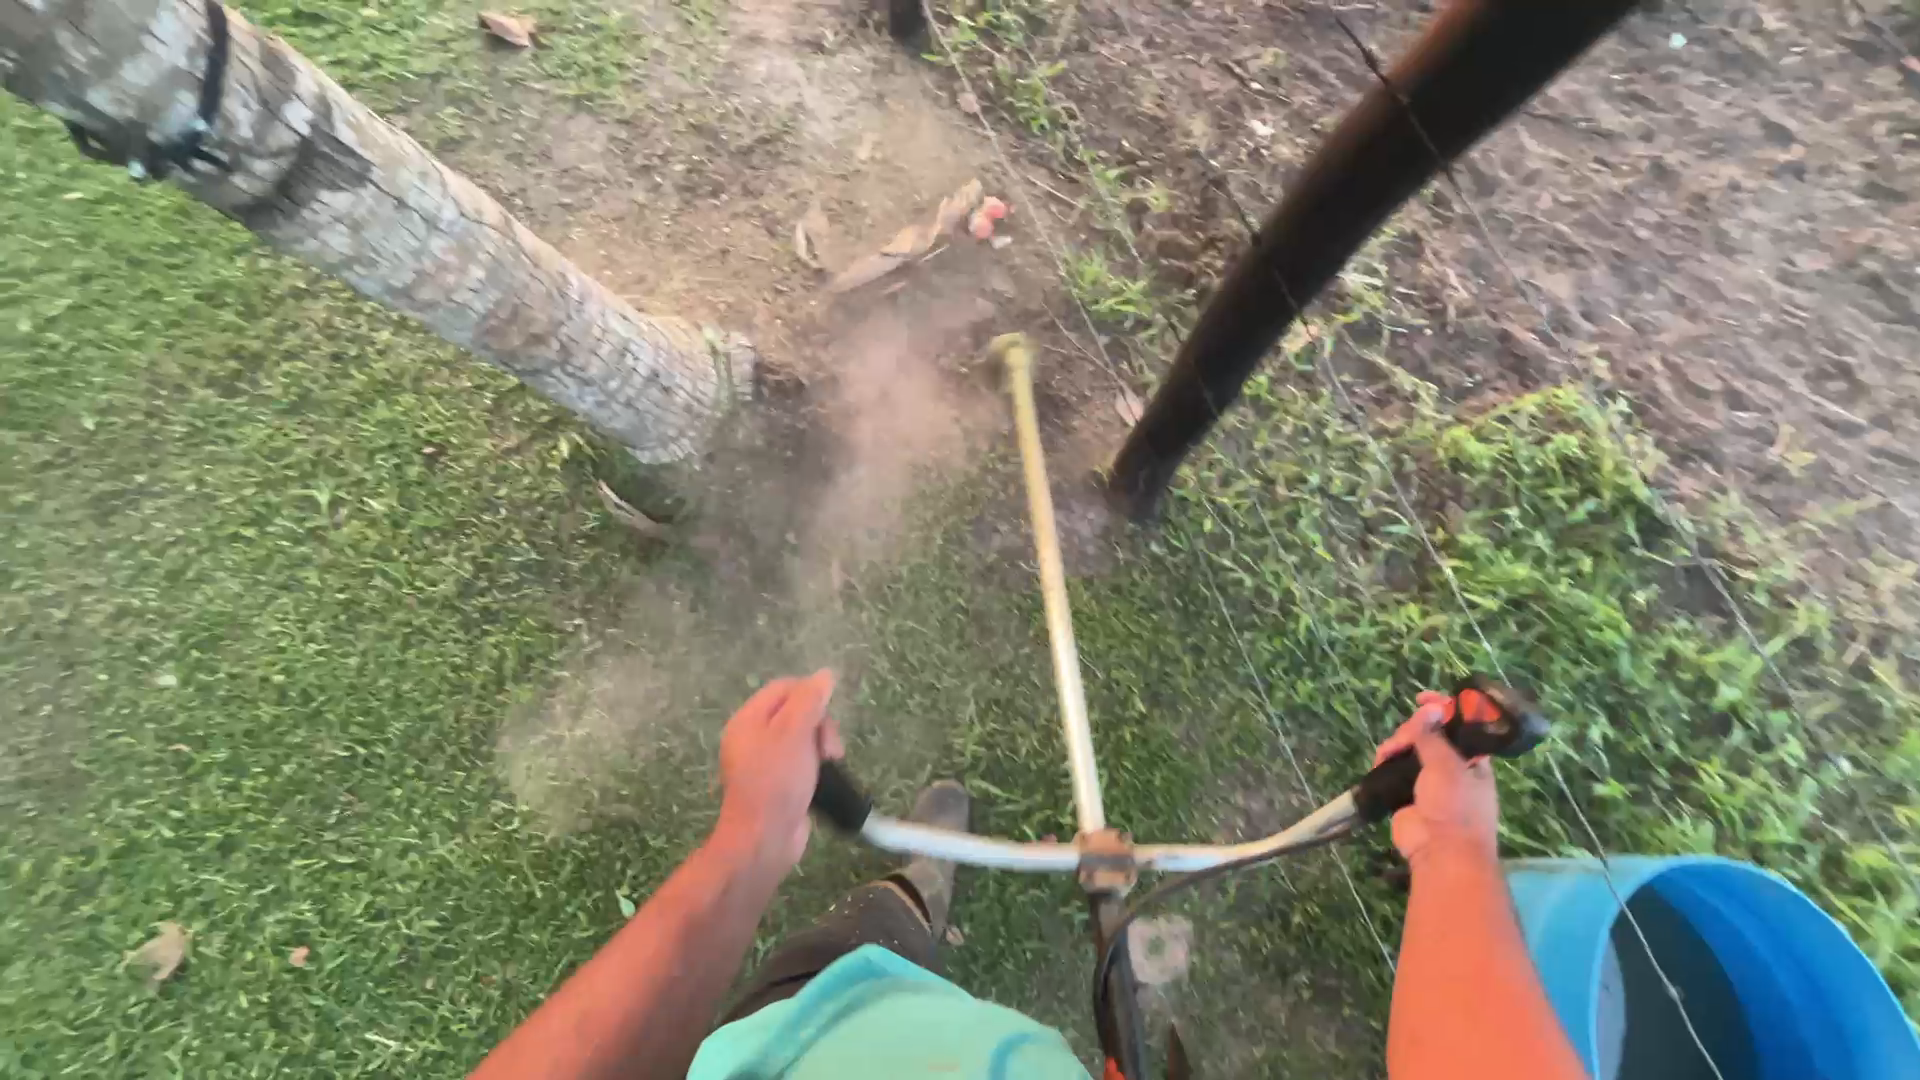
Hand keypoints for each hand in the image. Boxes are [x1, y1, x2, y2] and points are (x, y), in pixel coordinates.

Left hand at [713, 670, 844, 875]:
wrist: (764, 839)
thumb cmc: (776, 780)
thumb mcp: (794, 732)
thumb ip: (810, 700)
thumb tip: (826, 674)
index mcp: (748, 720)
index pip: (784, 688)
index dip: (811, 694)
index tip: (828, 716)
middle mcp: (754, 737)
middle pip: (797, 711)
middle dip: (820, 725)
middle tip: (830, 749)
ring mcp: (766, 762)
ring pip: (804, 737)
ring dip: (822, 746)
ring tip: (831, 764)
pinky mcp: (779, 783)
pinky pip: (803, 761)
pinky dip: (817, 765)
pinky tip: (824, 778)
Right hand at [1372, 690, 1498, 865]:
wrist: (1440, 851)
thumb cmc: (1455, 807)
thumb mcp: (1447, 766)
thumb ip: (1433, 736)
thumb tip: (1430, 707)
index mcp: (1473, 761)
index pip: (1460, 726)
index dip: (1444, 708)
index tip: (1423, 698)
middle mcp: (1452, 768)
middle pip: (1428, 735)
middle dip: (1412, 730)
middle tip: (1404, 738)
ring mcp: (1428, 782)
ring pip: (1409, 750)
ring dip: (1396, 746)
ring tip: (1387, 754)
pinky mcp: (1406, 793)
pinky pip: (1394, 768)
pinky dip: (1386, 762)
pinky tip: (1381, 763)